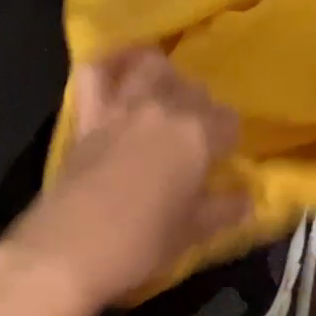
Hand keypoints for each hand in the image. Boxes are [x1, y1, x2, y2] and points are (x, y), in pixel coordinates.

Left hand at [0, 49, 249, 315]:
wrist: (66, 252)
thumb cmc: (138, 244)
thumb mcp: (190, 234)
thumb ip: (223, 210)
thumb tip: (248, 199)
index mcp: (198, 134)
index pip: (228, 121)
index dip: (227, 140)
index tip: (220, 160)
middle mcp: (165, 107)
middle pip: (195, 90)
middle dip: (202, 109)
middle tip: (195, 137)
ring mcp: (124, 105)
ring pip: (152, 66)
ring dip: (164, 75)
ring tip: (165, 93)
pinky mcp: (89, 114)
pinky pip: (96, 72)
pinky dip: (109, 63)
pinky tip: (120, 66)